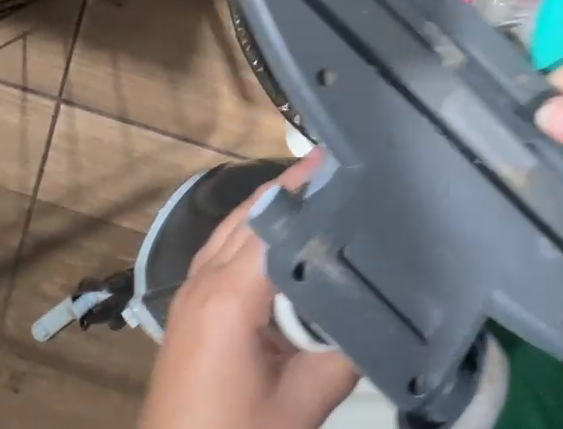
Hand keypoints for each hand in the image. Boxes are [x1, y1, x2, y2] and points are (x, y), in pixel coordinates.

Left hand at [139, 152, 359, 428]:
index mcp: (230, 295)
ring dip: (268, 204)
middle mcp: (203, 281)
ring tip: (310, 188)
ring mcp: (188, 293)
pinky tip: (274, 237)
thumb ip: (344, 352)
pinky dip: (249, 230)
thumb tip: (376, 314)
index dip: (306, 187)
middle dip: (290, 186)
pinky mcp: (186, 309)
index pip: (272, 221)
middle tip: (335, 167)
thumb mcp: (304, 400)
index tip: (340, 163)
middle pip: (249, 214)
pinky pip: (219, 249)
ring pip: (230, 227)